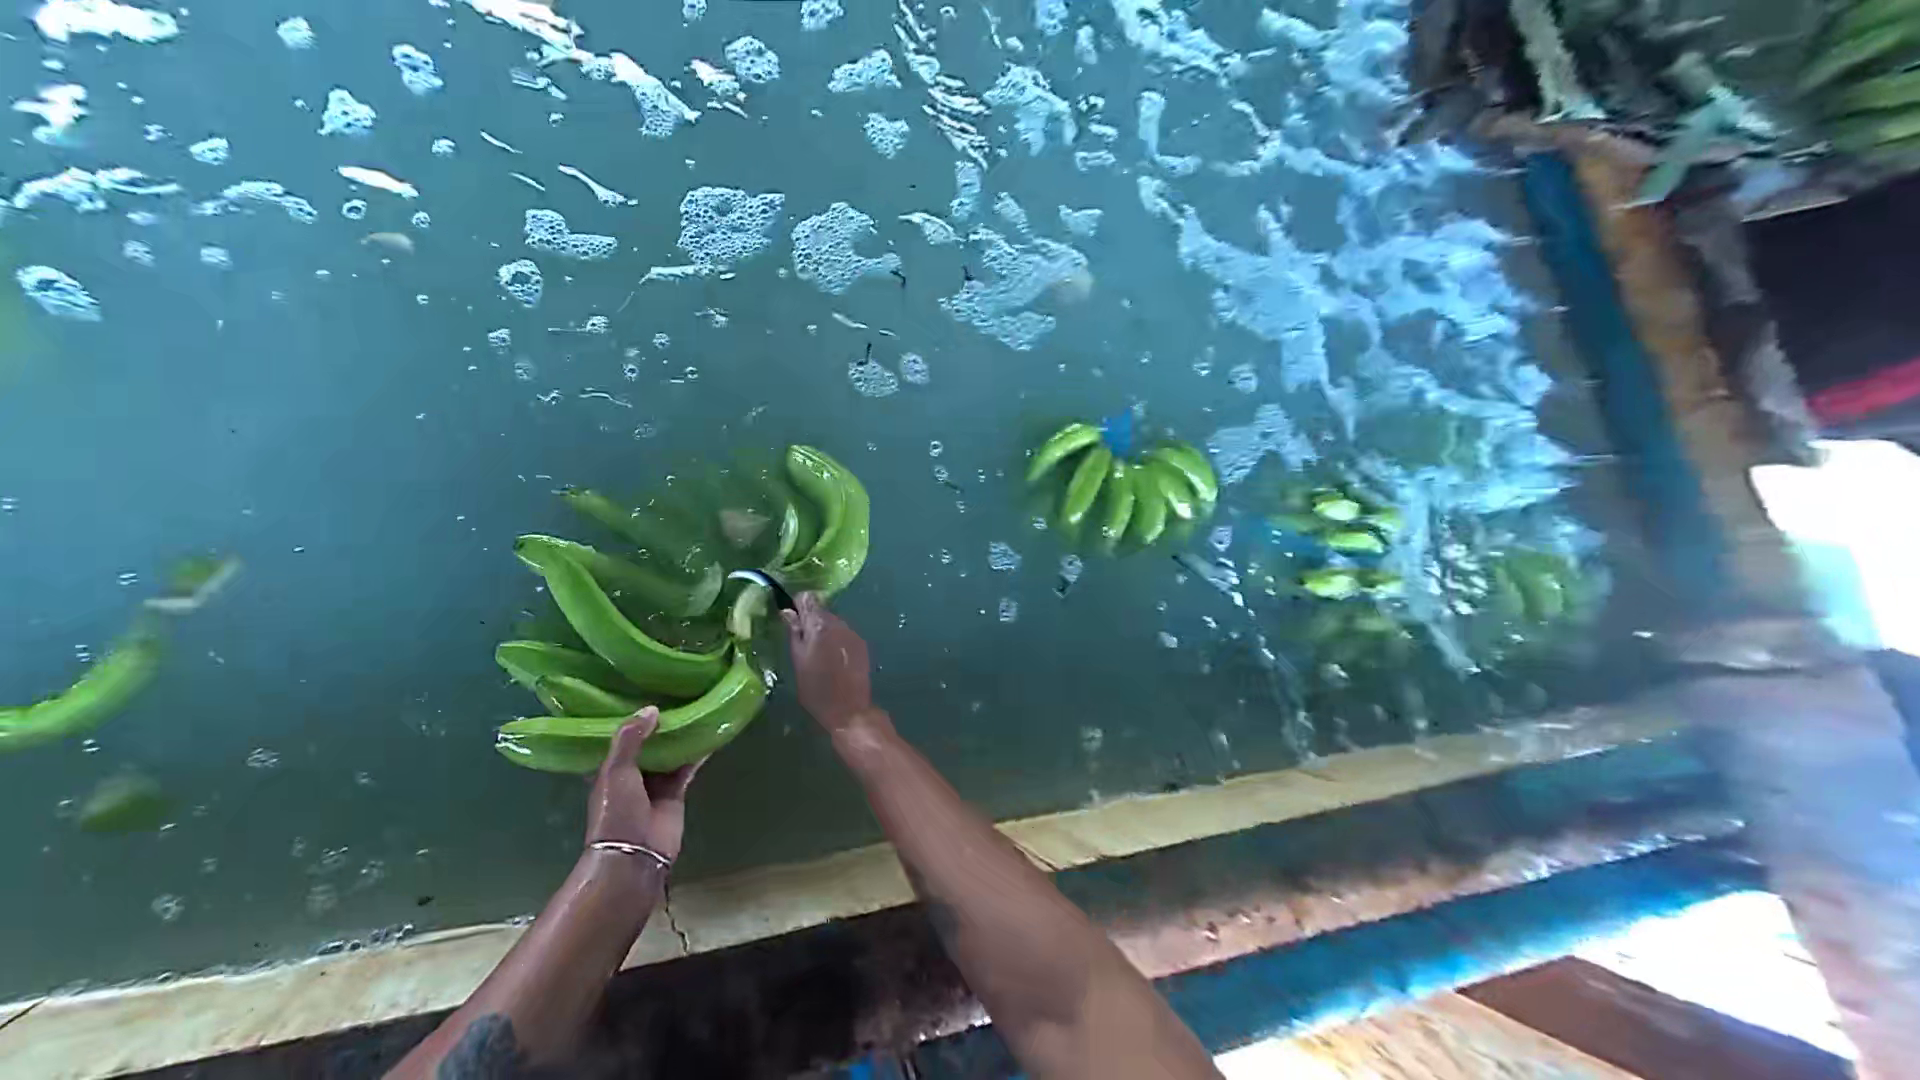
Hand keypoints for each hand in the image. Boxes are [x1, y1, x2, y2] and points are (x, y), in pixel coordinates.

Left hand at [585, 707, 702, 860]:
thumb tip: (652, 708)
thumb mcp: (616, 770)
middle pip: (647, 743)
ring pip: (669, 752)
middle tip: (675, 696)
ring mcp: (654, 783)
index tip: (641, 694)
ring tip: (695, 708)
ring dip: (680, 736)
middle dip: (658, 725)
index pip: (618, 738)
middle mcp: (631, 773)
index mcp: (609, 768)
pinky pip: (687, 766)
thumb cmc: (616, 810)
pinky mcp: (676, 791)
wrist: (636, 852)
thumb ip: (631, 738)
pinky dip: (697, 752)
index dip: (629, 719)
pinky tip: (710, 734)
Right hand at [781, 592, 874, 732]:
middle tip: (803, 643)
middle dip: (811, 621)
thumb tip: (788, 611)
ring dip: (825, 631)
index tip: (792, 620)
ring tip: (819, 654)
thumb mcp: (797, 660)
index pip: (807, 598)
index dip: (797, 606)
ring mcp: (852, 633)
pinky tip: (834, 659)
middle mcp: (838, 623)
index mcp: (819, 625)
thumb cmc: (816, 688)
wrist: (849, 709)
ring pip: (833, 622)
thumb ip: (794, 632)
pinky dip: (837, 640)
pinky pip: (844, 634)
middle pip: (821, 610)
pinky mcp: (861, 644)